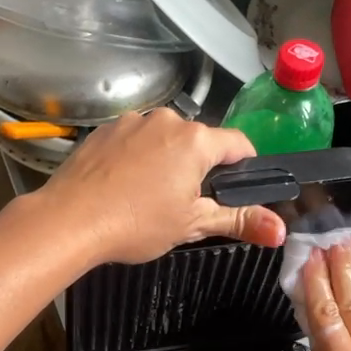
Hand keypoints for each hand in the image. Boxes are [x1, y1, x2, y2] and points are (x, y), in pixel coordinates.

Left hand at [37, 109, 285, 264]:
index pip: (239, 144)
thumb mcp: (192, 225)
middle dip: (198, 168)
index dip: (244, 167)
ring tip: (147, 199)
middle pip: (198, 141)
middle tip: (184, 205)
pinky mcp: (103, 130)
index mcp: (196, 140)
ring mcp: (131, 121)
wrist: (70, 219)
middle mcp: (166, 120)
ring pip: (163, 140)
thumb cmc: (136, 223)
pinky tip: (122, 188)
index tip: (236, 191)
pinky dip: (135, 160)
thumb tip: (281, 230)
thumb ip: (239, 221)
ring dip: (164, 162)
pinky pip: (132, 141)